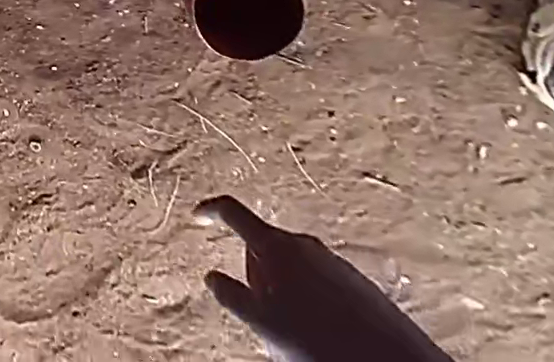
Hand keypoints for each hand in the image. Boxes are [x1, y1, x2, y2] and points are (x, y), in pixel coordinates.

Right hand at [196, 196, 452, 361]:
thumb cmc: (323, 343)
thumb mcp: (263, 324)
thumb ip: (231, 296)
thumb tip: (211, 277)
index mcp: (276, 245)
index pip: (231, 210)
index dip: (209, 209)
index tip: (196, 216)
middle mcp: (304, 243)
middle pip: (263, 245)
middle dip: (255, 271)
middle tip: (260, 308)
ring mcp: (333, 261)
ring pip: (291, 266)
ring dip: (283, 289)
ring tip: (294, 329)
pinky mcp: (357, 283)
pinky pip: (318, 280)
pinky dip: (308, 298)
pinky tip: (320, 333)